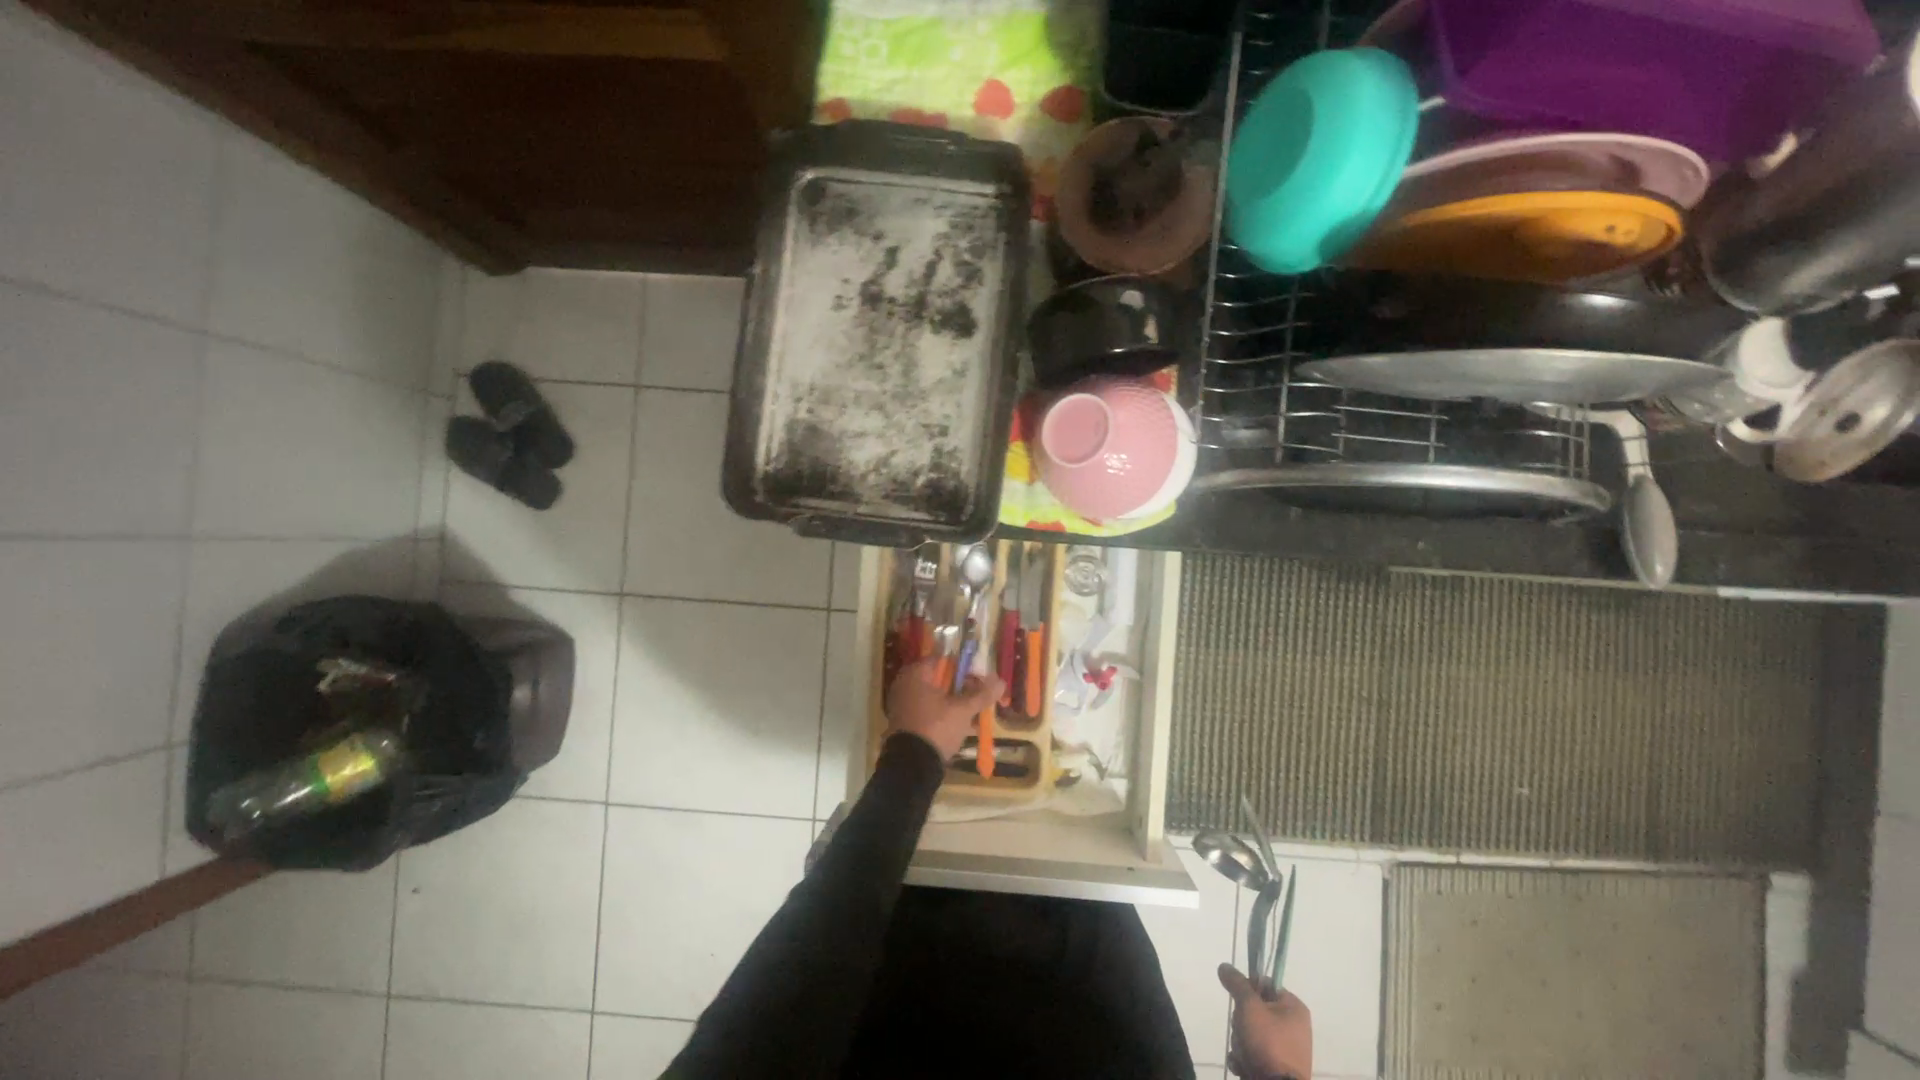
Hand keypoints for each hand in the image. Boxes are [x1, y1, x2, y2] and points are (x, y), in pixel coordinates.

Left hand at [885, 658, 1001, 761]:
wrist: (911, 765)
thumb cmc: (936, 728)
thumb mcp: (963, 710)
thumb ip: (981, 694)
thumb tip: (1001, 682)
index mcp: (916, 674)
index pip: (944, 660)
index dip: (965, 667)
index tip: (981, 677)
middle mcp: (906, 685)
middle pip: (940, 679)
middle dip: (963, 687)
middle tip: (981, 696)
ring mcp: (904, 705)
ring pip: (937, 697)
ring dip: (957, 703)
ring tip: (977, 713)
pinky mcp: (907, 723)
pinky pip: (931, 712)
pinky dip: (947, 715)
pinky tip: (966, 726)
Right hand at [1219, 965, 1311, 1079]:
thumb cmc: (1268, 1043)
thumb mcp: (1250, 1007)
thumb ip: (1237, 984)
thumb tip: (1224, 965)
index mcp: (1294, 1007)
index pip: (1265, 984)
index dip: (1248, 990)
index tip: (1239, 1001)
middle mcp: (1294, 1025)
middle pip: (1255, 1009)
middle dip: (1241, 1021)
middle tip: (1242, 1029)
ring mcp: (1286, 1048)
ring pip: (1251, 1032)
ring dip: (1240, 1041)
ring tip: (1243, 1052)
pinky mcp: (1278, 1066)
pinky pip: (1255, 1052)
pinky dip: (1245, 1056)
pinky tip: (1242, 1064)